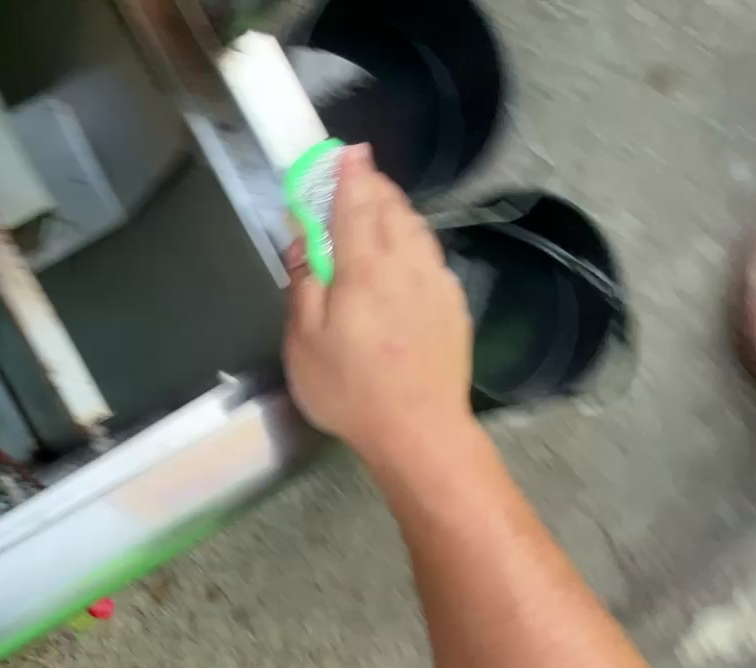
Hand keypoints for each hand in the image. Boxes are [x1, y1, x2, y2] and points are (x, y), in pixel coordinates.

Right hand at [283, 145, 474, 470]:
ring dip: (392, 209)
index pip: (355, 206)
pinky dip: (408, 240)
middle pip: (391, 209)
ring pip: (415, 229)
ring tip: (374, 206)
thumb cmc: (348, 389)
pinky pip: (428, 255)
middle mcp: (407, 265)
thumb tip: (303, 242)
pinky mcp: (452, 303)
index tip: (343, 152)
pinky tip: (397, 254)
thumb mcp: (304, 342)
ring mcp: (437, 282)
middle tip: (354, 175)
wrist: (417, 427)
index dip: (347, 176)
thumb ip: (304, 285)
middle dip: (371, 186)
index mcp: (365, 271)